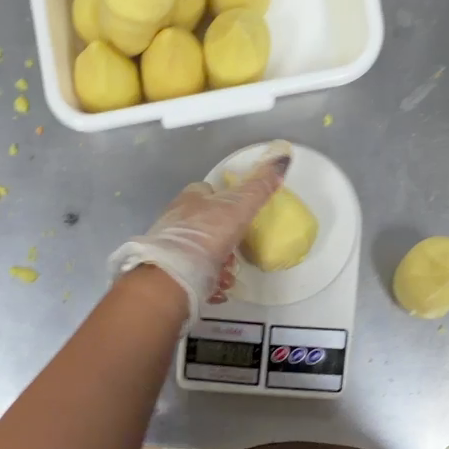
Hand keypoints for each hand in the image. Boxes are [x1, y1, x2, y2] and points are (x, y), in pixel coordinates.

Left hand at [107, 143, 292, 316]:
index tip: (238, 215)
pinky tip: (215, 290)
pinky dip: (205, 283)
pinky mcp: (166, 274)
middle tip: (235, 254)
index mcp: (190, 199)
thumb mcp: (239, 206)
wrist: (173, 276)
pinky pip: (190, 276)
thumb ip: (259, 186)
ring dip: (216, 264)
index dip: (223, 200)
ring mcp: (168, 248)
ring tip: (227, 276)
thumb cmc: (207, 235)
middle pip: (203, 225)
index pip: (207, 191)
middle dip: (221, 240)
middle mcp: (175, 221)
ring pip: (198, 253)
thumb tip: (282, 157)